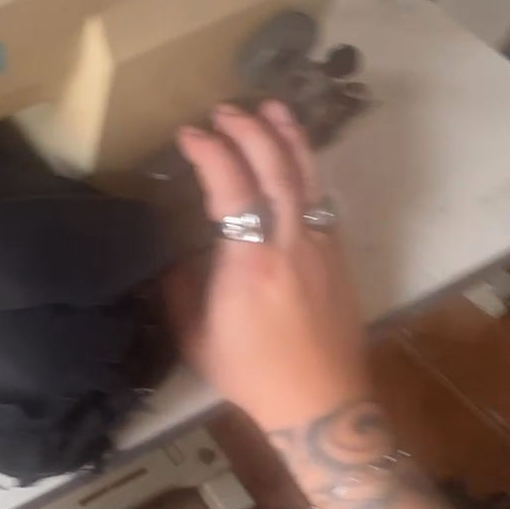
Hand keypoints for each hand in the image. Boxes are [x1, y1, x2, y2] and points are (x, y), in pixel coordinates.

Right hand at [165, 101, 369, 429]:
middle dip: (250, 131)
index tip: (189, 135)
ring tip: (271, 108)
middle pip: (277, 169)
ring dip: (289, 137)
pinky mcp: (339, 256)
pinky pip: (322, 199)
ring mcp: (322, 246)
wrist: (320, 400)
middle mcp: (291, 244)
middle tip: (224, 110)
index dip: (211, 153)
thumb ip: (179, 289)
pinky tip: (294, 160)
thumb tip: (171, 255)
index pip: (231, 188)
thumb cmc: (249, 373)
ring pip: (309, 177)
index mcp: (248, 264)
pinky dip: (306, 170)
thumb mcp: (196, 336)